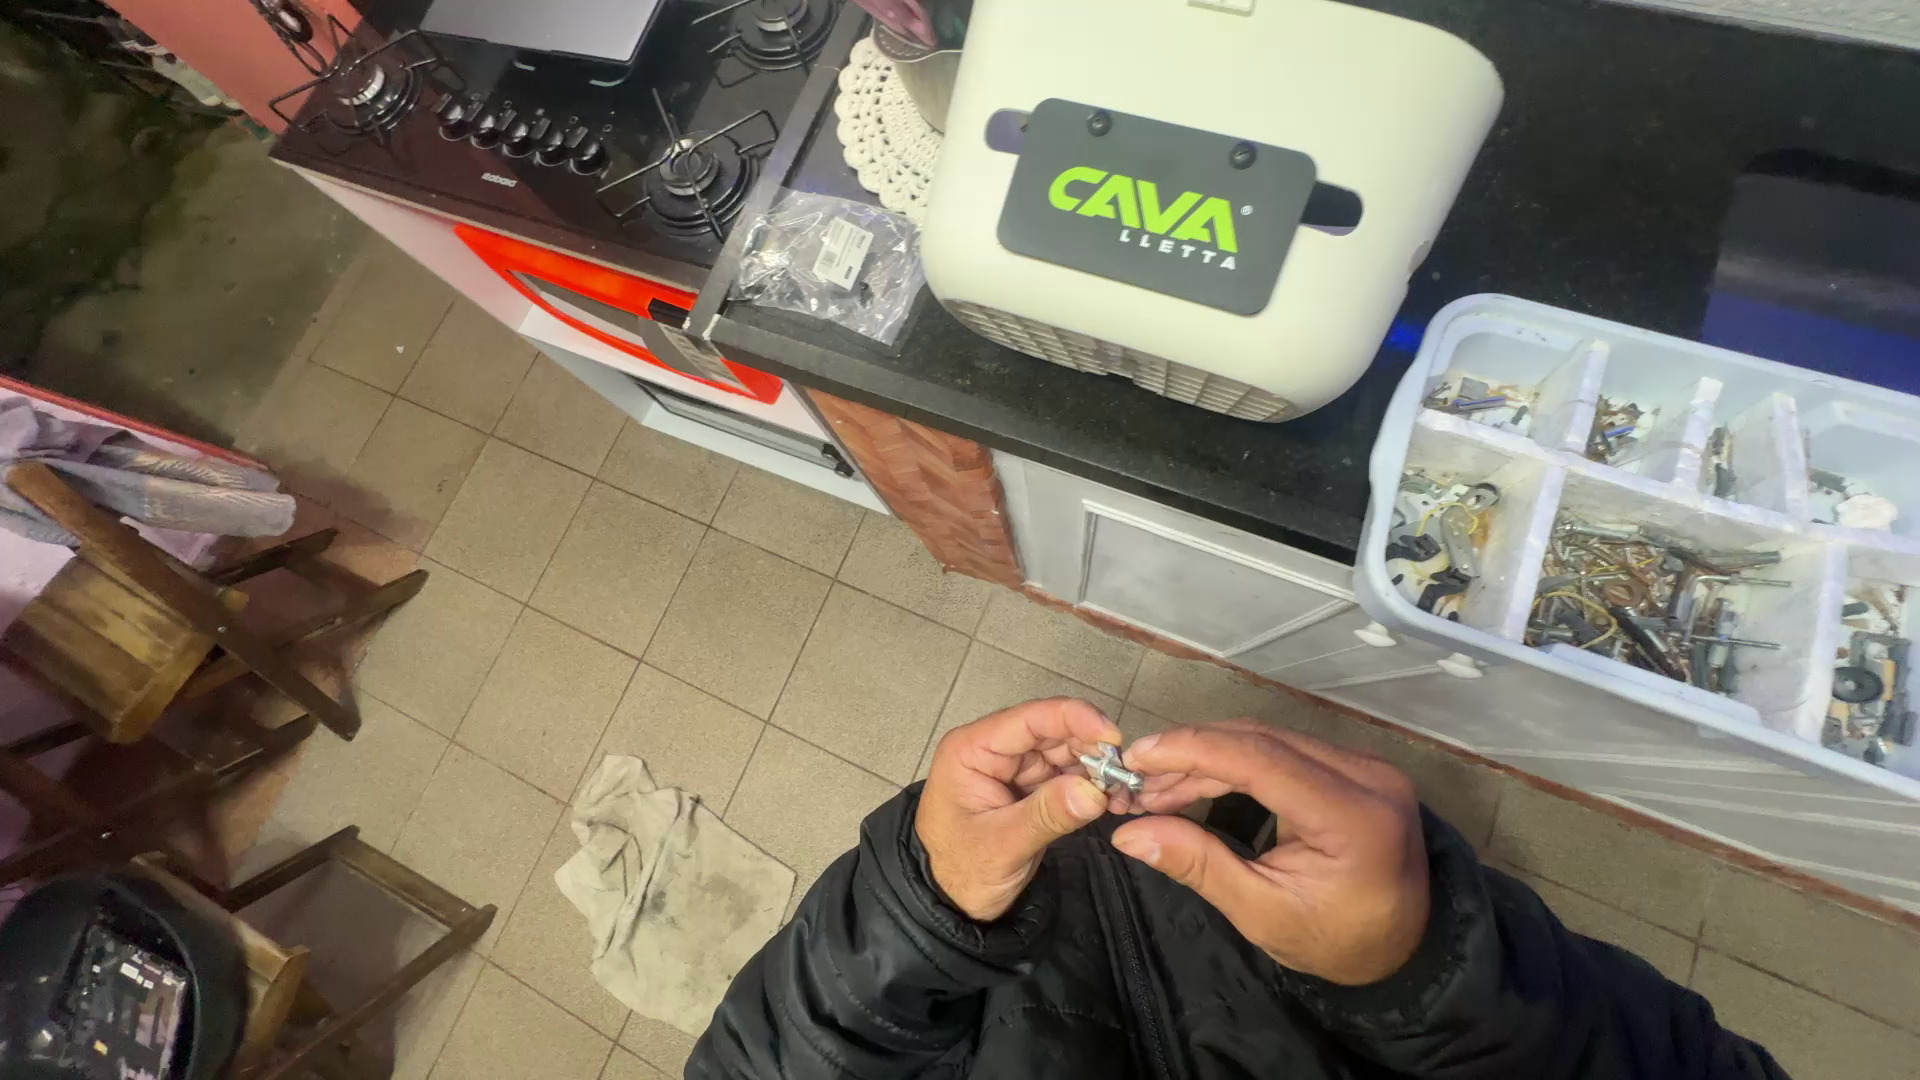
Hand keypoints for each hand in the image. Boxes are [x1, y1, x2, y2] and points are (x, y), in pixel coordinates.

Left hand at [916, 698, 1120, 920]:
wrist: (951, 904)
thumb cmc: (960, 872)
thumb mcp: (1001, 847)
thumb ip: (1045, 815)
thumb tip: (1093, 790)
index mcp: (972, 749)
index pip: (1028, 719)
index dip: (1073, 718)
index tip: (1112, 736)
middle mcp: (994, 748)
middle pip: (1052, 731)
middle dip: (1092, 747)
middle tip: (1126, 774)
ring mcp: (1014, 766)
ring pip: (1065, 751)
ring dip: (1097, 767)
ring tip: (1123, 793)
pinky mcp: (1031, 785)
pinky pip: (1067, 774)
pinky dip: (1091, 784)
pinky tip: (1112, 799)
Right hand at [1114, 722, 1429, 985]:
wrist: (1404, 947)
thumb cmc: (1337, 939)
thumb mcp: (1263, 914)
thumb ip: (1198, 865)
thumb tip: (1128, 834)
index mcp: (1354, 817)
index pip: (1260, 758)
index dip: (1192, 750)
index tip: (1136, 758)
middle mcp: (1364, 775)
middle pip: (1257, 740)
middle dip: (1189, 754)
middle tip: (1136, 779)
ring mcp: (1360, 763)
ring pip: (1262, 738)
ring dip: (1204, 757)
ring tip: (1157, 787)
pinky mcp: (1348, 763)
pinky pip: (1276, 747)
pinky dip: (1229, 761)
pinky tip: (1193, 781)